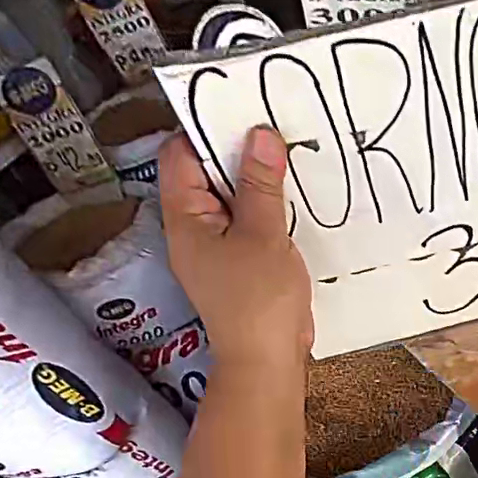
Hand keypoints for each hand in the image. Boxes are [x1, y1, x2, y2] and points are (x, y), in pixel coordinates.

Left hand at [158, 127, 313, 363]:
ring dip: (260, 190)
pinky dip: (268, 217)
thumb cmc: (259, 300)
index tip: (247, 116)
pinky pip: (249, 230)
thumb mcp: (264, 234)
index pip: (183, 155)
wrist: (267, 361)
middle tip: (278, 140)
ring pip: (234, 205)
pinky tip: (294, 212)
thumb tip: (261, 135)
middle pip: (209, 177)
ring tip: (291, 171)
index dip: (210, 131)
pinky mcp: (240, 269)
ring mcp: (216, 252)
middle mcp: (193, 230)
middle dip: (242, 158)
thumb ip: (261, 184)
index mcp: (184, 217)